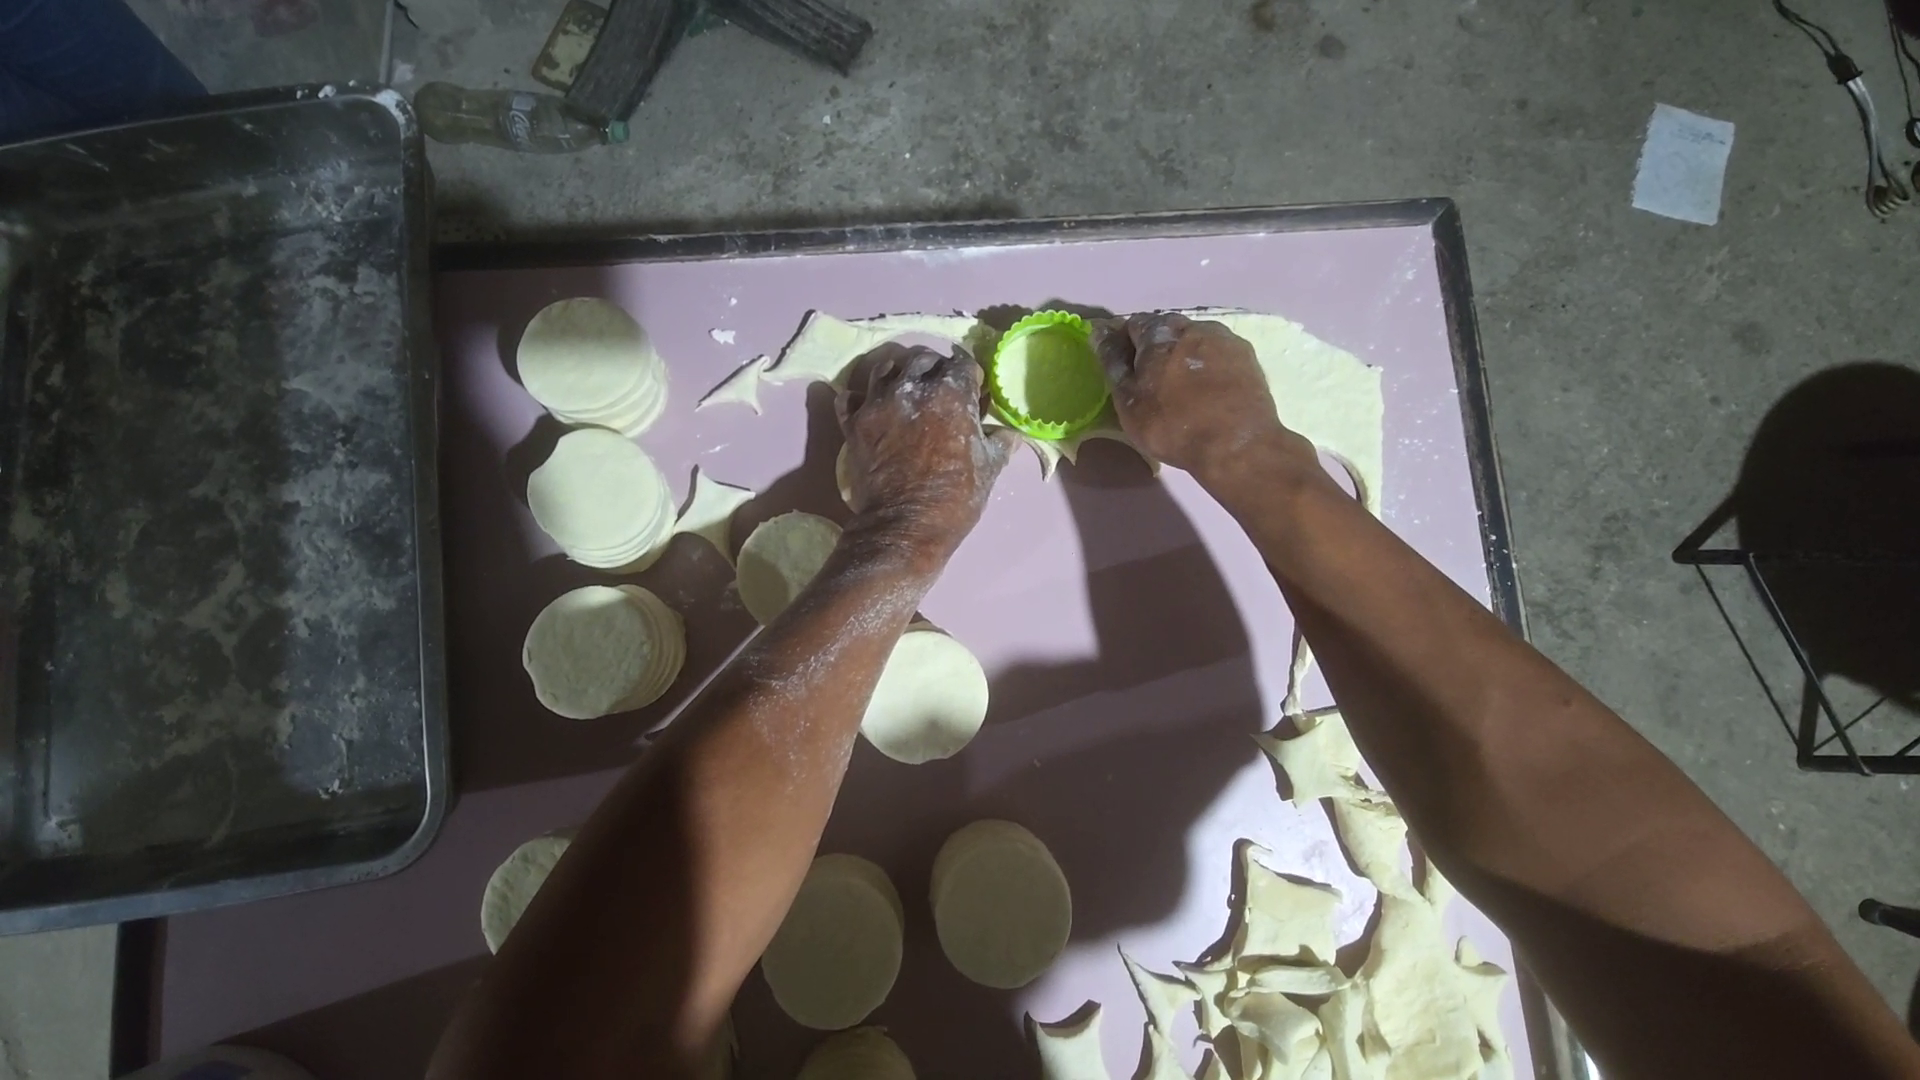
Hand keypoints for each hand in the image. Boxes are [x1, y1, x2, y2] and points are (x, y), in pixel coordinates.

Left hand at [836, 343, 1020, 562]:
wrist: (904, 526)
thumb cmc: (955, 498)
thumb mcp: (989, 468)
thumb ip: (999, 442)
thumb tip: (1009, 433)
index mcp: (951, 393)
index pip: (963, 364)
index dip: (969, 376)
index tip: (971, 389)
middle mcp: (913, 387)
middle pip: (922, 359)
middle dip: (933, 369)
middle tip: (938, 388)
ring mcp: (878, 403)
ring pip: (885, 368)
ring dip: (898, 374)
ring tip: (904, 390)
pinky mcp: (854, 423)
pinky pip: (851, 397)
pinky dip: (860, 398)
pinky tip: (871, 408)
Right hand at [1091, 312, 1297, 480]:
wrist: (1236, 445)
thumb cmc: (1172, 424)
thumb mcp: (1128, 398)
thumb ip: (1112, 361)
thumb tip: (1099, 332)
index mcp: (1160, 332)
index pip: (1132, 324)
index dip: (1123, 343)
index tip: (1121, 366)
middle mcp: (1194, 325)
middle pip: (1166, 329)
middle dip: (1154, 347)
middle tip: (1149, 379)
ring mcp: (1226, 340)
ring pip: (1194, 340)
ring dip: (1183, 355)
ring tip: (1180, 386)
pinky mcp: (1248, 359)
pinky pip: (1217, 355)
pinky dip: (1207, 366)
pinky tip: (1205, 390)